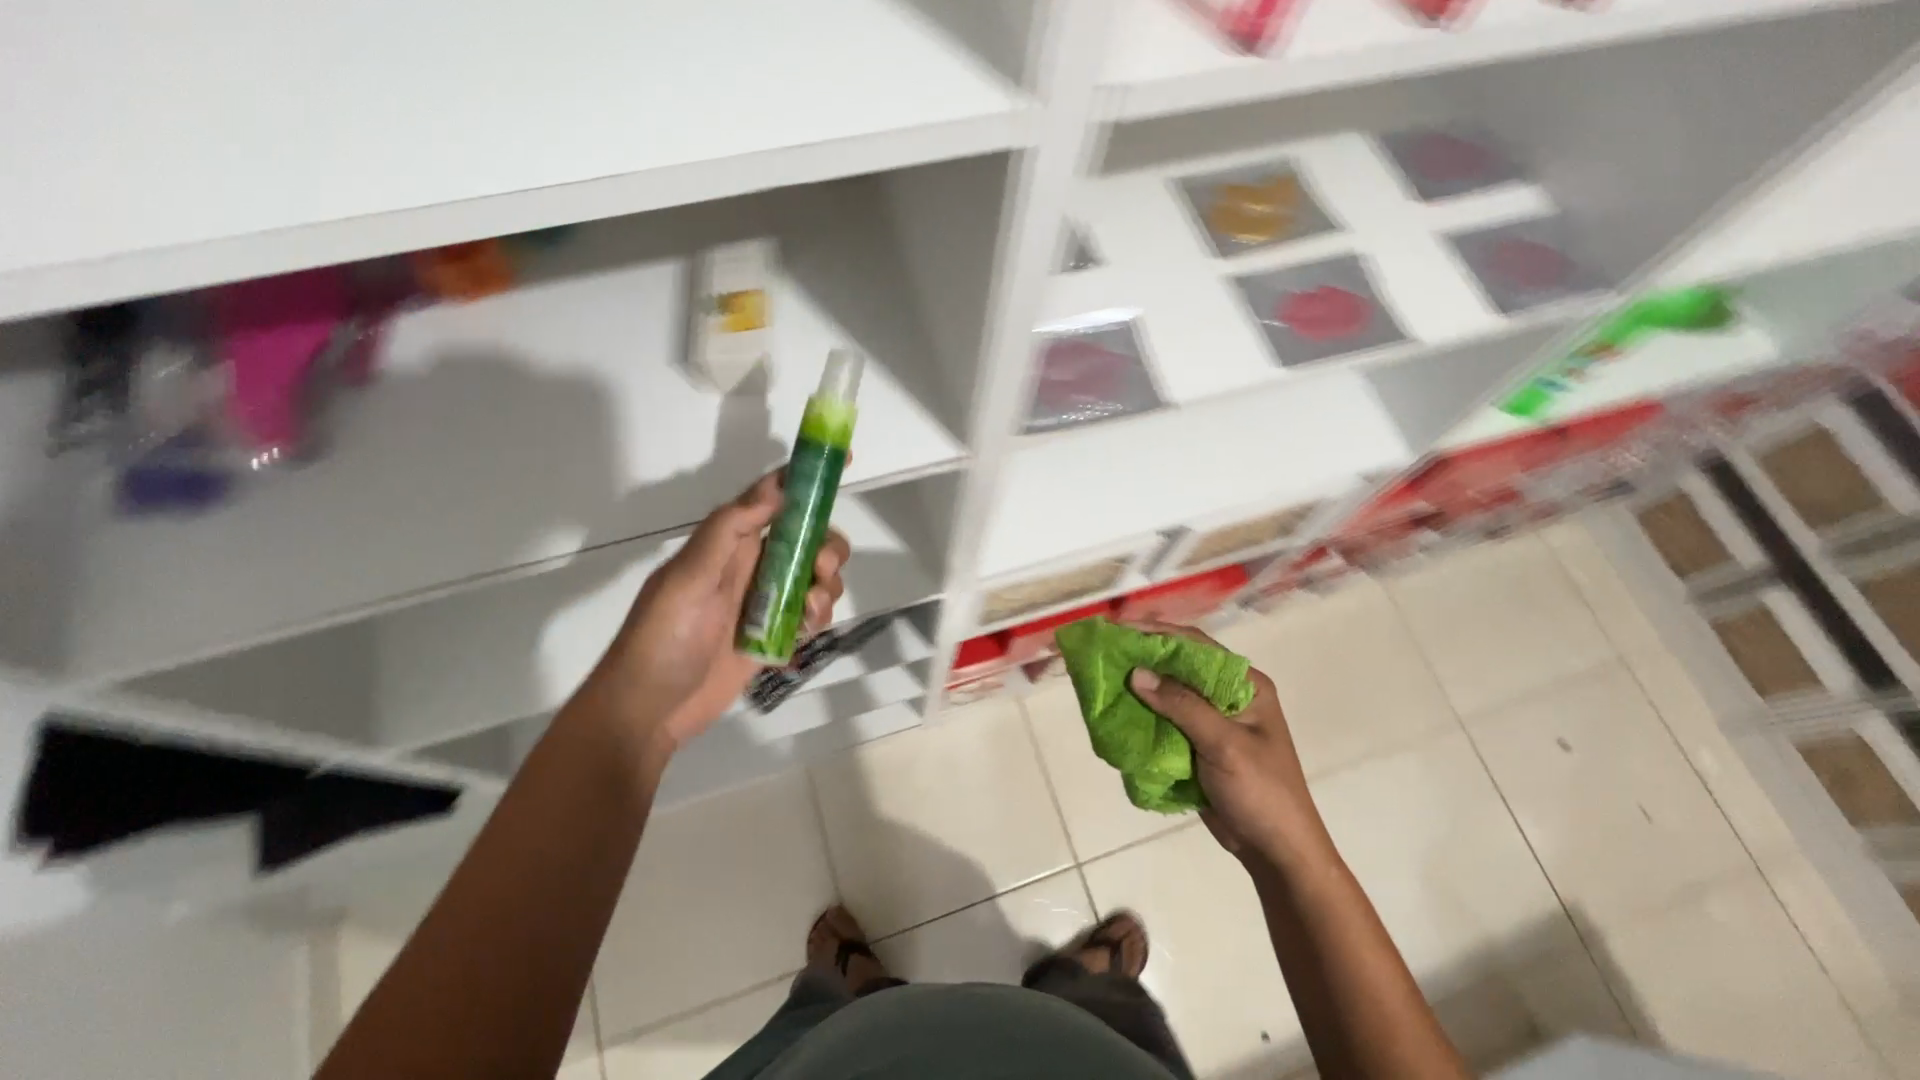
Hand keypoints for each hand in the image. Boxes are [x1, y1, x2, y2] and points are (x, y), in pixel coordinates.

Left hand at [590, 471, 849, 750]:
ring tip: (811, 610)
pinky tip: (805, 632)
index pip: (772, 499)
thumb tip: (774, 487)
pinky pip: (810, 616)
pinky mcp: (772, 638)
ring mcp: (763, 604)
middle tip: (821, 569)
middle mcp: (749, 567)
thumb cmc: (661, 638)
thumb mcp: (688, 578)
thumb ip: (728, 531)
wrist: (649, 710)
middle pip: (805, 540)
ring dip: (826, 586)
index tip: (843, 461)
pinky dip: (819, 618)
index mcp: (727, 545)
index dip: (804, 479)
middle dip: (826, 547)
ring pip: (814, 578)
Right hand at [1123, 620, 1332, 874]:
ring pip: (1168, 695)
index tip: (1121, 629)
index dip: (1159, 634)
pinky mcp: (1197, 747)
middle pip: (1179, 668)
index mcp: (1245, 686)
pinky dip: (1142, 718)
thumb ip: (1182, 706)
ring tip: (1101, 681)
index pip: (1197, 647)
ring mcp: (1211, 723)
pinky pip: (1164, 723)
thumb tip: (1137, 673)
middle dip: (1143, 660)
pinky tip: (1116, 715)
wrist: (1276, 850)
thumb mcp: (1224, 744)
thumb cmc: (1261, 792)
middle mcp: (1227, 697)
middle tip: (1103, 653)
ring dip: (1139, 690)